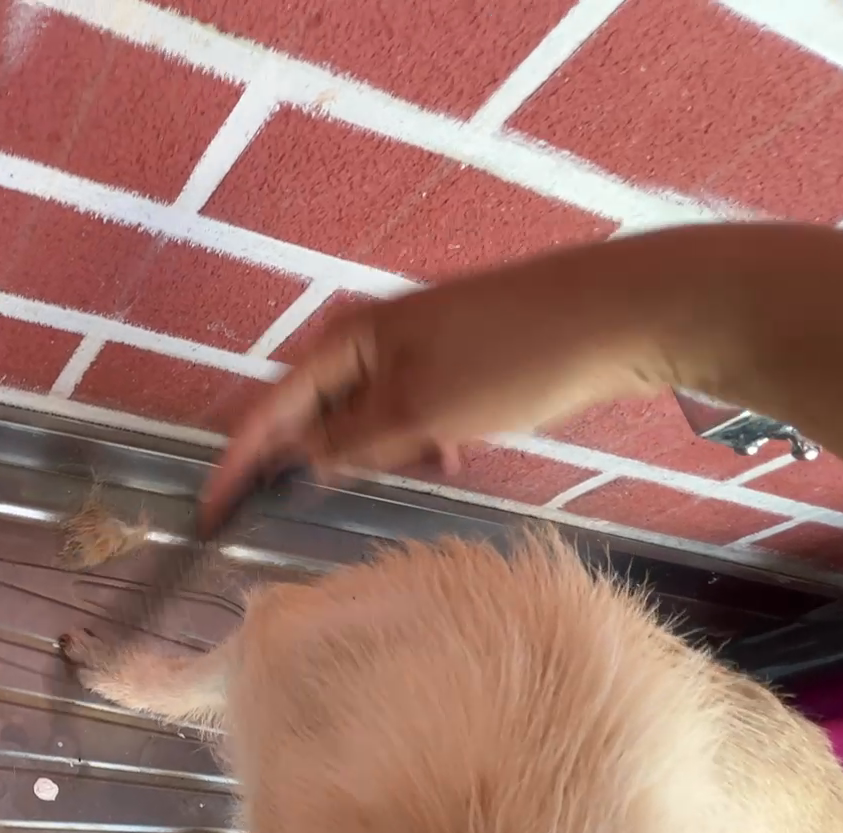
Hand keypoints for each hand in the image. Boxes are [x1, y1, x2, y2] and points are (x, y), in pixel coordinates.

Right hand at [200, 237, 698, 530]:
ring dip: (387, 451)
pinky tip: (454, 449)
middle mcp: (360, 342)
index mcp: (341, 345)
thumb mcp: (417, 414)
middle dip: (333, 459)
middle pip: (314, 419)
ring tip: (439, 456)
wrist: (633, 308)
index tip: (209, 512)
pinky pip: (401, 413)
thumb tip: (304, 461)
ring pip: (363, 422)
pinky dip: (416, 440)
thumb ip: (348, 444)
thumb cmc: (512, 358)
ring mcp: (402, 348)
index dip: (236, 467)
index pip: (267, 416)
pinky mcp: (439, 359)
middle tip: (375, 477)